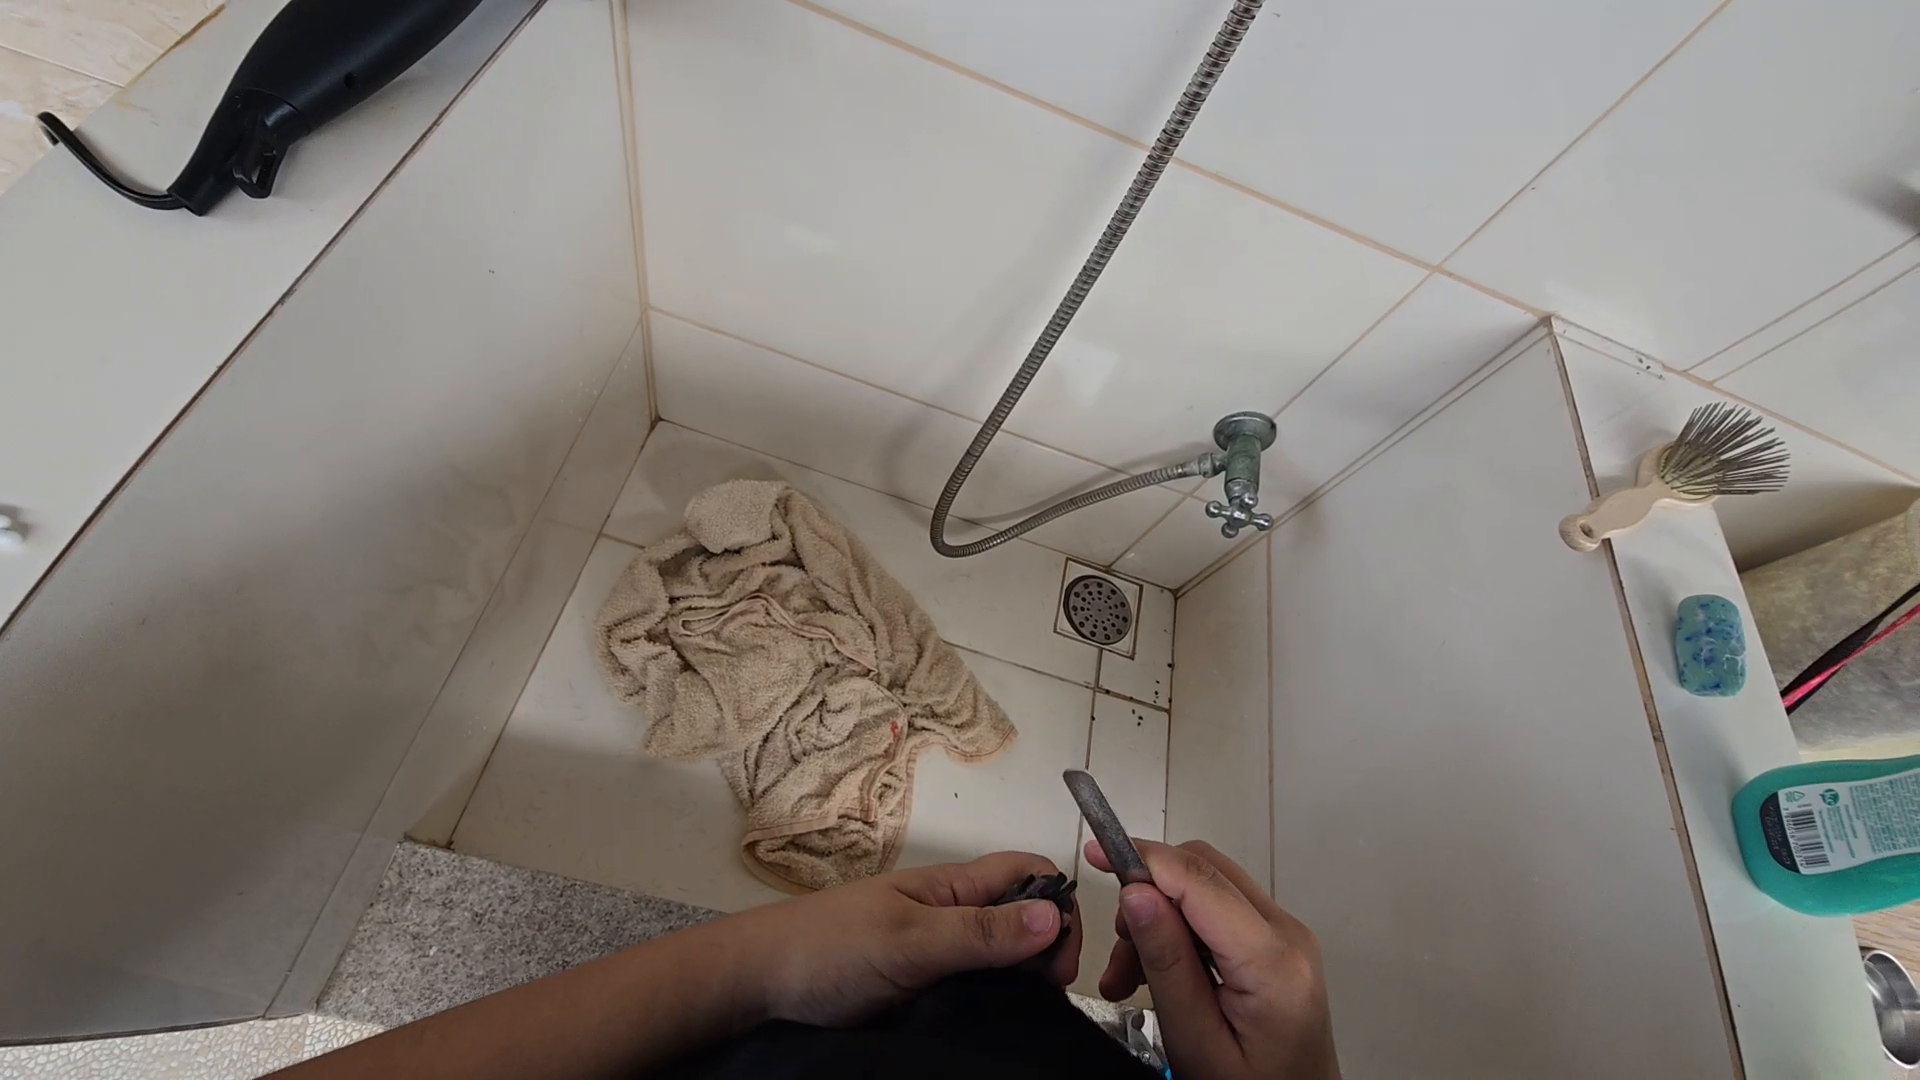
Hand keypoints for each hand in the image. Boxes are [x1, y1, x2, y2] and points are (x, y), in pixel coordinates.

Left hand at [728, 851, 1080, 1026]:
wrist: (760, 983)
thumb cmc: (832, 949)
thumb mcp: (910, 941)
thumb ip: (978, 931)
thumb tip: (1054, 915)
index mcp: (952, 886)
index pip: (1025, 872)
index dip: (1057, 902)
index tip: (1061, 960)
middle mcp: (951, 913)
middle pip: (1020, 914)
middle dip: (1047, 945)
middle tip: (1047, 997)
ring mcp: (935, 951)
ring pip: (999, 953)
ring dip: (1023, 977)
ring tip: (1029, 1016)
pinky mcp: (920, 988)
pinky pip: (972, 986)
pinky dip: (995, 1000)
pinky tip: (998, 1026)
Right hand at [1087, 838, 1338, 1079]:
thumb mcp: (1195, 1040)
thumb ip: (1166, 962)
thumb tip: (1133, 891)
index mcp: (1273, 961)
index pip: (1199, 879)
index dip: (1143, 857)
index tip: (1095, 853)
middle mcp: (1287, 931)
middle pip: (1202, 869)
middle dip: (1147, 893)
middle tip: (1117, 944)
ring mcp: (1284, 932)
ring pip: (1203, 884)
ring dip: (1158, 913)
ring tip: (1129, 973)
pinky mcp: (1275, 939)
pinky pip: (1215, 907)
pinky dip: (1178, 926)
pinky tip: (1156, 967)